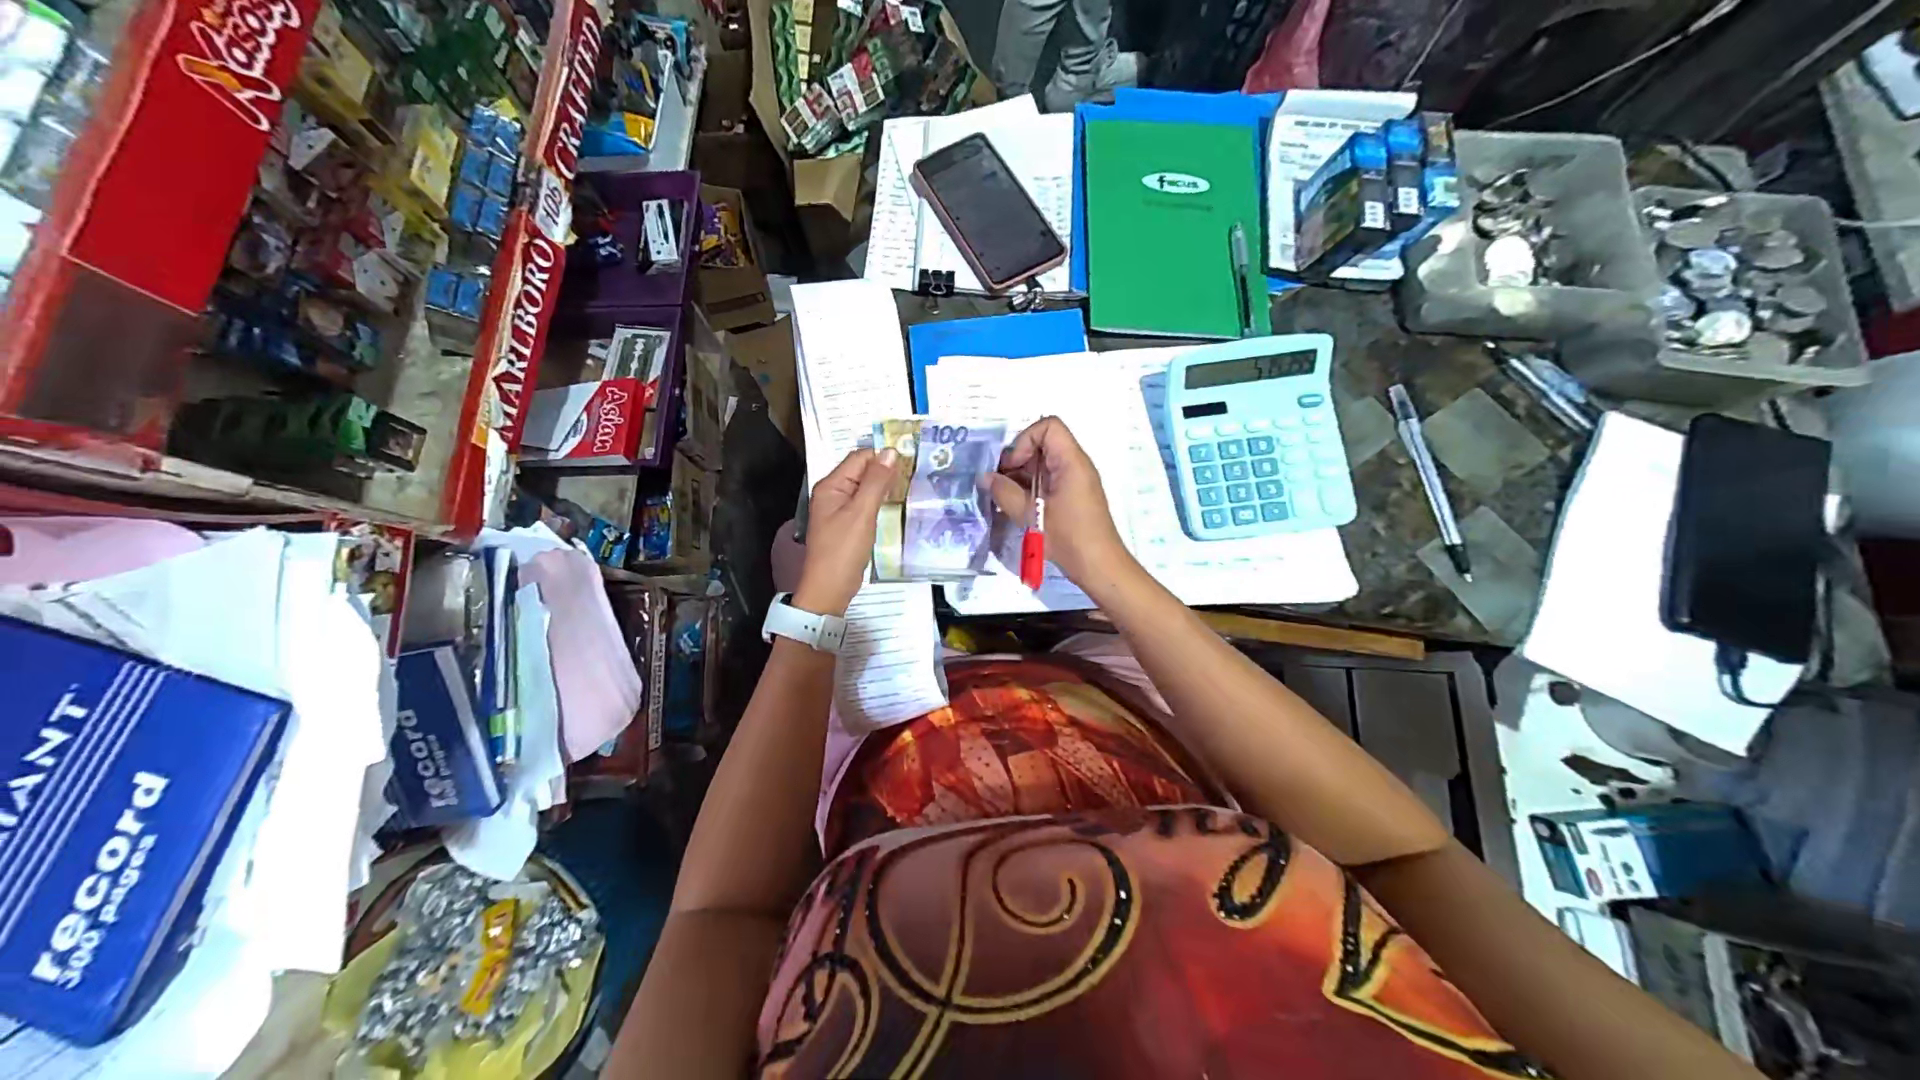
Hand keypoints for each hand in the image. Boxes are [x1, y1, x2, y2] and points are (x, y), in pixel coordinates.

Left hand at [792, 448, 899, 615]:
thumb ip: (876, 481)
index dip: (883, 456)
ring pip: (865, 487)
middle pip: (862, 470)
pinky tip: (895, 505)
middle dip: (885, 470)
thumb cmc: (843, 549)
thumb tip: (891, 452)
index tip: (909, 462)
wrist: (830, 588)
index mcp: (831, 485)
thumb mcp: (862, 512)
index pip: (859, 457)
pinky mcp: (847, 523)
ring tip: (909, 487)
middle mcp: (833, 492)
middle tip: (913, 474)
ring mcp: (839, 508)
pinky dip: (879, 501)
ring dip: (884, 486)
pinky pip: (865, 503)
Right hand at [987, 417, 1134, 587]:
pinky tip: (1017, 507)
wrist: (1099, 566)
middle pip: (1042, 443)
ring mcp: (1075, 480)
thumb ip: (1005, 493)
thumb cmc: (1069, 537)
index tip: (1012, 467)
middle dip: (1017, 459)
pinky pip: (1048, 479)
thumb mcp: (1031, 515)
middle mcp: (1075, 464)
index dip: (1024, 440)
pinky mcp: (1072, 495)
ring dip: (1021, 476)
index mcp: (1071, 461)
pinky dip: (1030, 488)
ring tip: (1005, 498)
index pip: (1047, 426)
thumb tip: (985, 478)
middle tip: (1002, 484)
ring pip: (1043, 463)